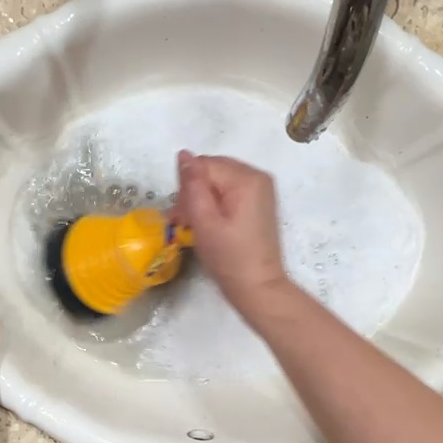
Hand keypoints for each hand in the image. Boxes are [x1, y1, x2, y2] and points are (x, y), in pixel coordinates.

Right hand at [173, 151, 289, 307]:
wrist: (258, 288)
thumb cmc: (229, 258)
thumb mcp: (205, 221)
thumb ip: (193, 185)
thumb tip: (183, 154)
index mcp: (246, 178)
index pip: (204, 165)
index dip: (187, 188)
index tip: (180, 217)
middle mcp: (257, 176)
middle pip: (212, 170)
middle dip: (194, 193)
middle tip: (184, 223)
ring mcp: (261, 190)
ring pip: (219, 182)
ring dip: (202, 201)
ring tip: (194, 227)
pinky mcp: (259, 204)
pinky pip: (230, 193)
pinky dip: (216, 206)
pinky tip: (209, 226)